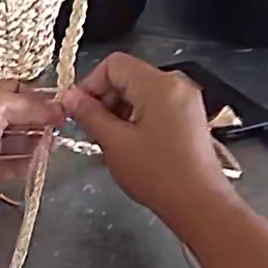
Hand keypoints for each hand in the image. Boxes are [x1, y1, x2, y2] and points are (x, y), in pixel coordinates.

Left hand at [0, 82, 62, 216]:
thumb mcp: (0, 104)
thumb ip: (31, 105)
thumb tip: (57, 109)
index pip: (16, 90)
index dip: (39, 97)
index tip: (61, 108)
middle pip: (17, 117)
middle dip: (39, 121)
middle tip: (61, 129)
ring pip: (13, 142)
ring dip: (34, 144)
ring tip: (55, 147)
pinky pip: (7, 165)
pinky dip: (23, 164)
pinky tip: (39, 164)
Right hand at [60, 53, 235, 225]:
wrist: (198, 203)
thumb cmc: (156, 173)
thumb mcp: (114, 143)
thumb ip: (89, 114)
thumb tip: (69, 97)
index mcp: (158, 84)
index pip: (114, 64)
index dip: (90, 84)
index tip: (78, 111)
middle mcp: (175, 84)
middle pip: (128, 76)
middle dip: (104, 98)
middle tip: (91, 129)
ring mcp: (185, 100)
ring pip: (140, 92)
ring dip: (118, 110)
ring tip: (110, 140)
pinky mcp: (188, 116)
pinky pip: (154, 105)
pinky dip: (136, 118)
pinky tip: (129, 143)